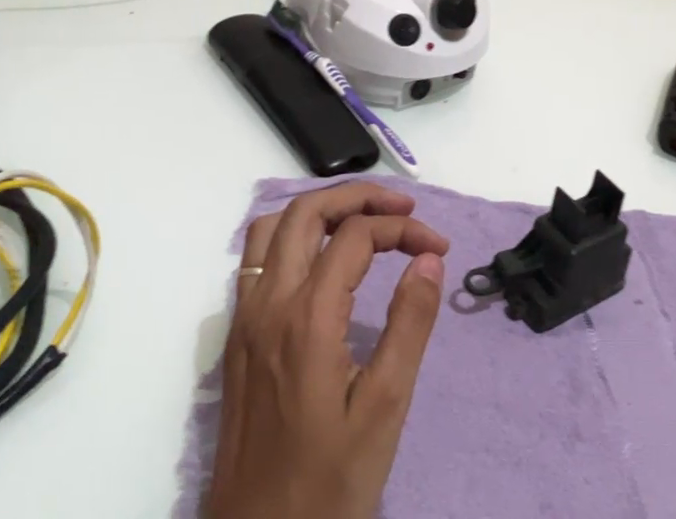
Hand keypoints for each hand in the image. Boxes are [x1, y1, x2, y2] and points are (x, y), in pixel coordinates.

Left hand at [205, 182, 450, 518]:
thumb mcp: (385, 405)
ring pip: (272, 229)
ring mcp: (244, 319)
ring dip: (320, 211)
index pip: (357, 235)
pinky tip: (323, 262)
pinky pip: (257, 261)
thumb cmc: (329, 477)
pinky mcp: (236, 338)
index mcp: (307, 317)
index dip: (404, 229)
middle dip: (360, 197)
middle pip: (307, 213)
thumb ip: (409, 323)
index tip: (439, 249)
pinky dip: (292, 238)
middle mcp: (268, 304)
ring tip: (365, 223)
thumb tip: (429, 258)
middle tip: (405, 210)